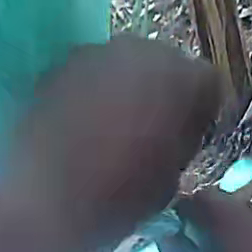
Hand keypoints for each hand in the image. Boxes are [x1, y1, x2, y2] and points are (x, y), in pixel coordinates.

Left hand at [9, 37, 220, 244]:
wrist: (43, 201)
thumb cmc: (115, 200)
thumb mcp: (167, 184)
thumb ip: (181, 148)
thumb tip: (178, 136)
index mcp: (180, 77)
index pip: (208, 85)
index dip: (201, 116)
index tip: (188, 143)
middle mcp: (140, 49)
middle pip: (165, 68)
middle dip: (162, 98)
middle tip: (150, 138)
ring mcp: (94, 53)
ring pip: (124, 69)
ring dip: (124, 95)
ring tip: (111, 136)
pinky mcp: (57, 67)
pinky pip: (88, 79)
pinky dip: (90, 99)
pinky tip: (82, 133)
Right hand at [159, 189, 251, 251]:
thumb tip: (163, 233)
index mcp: (240, 228)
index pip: (205, 197)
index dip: (183, 208)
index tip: (171, 228)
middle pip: (227, 200)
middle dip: (205, 216)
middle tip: (189, 242)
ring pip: (245, 211)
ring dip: (225, 224)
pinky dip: (243, 232)